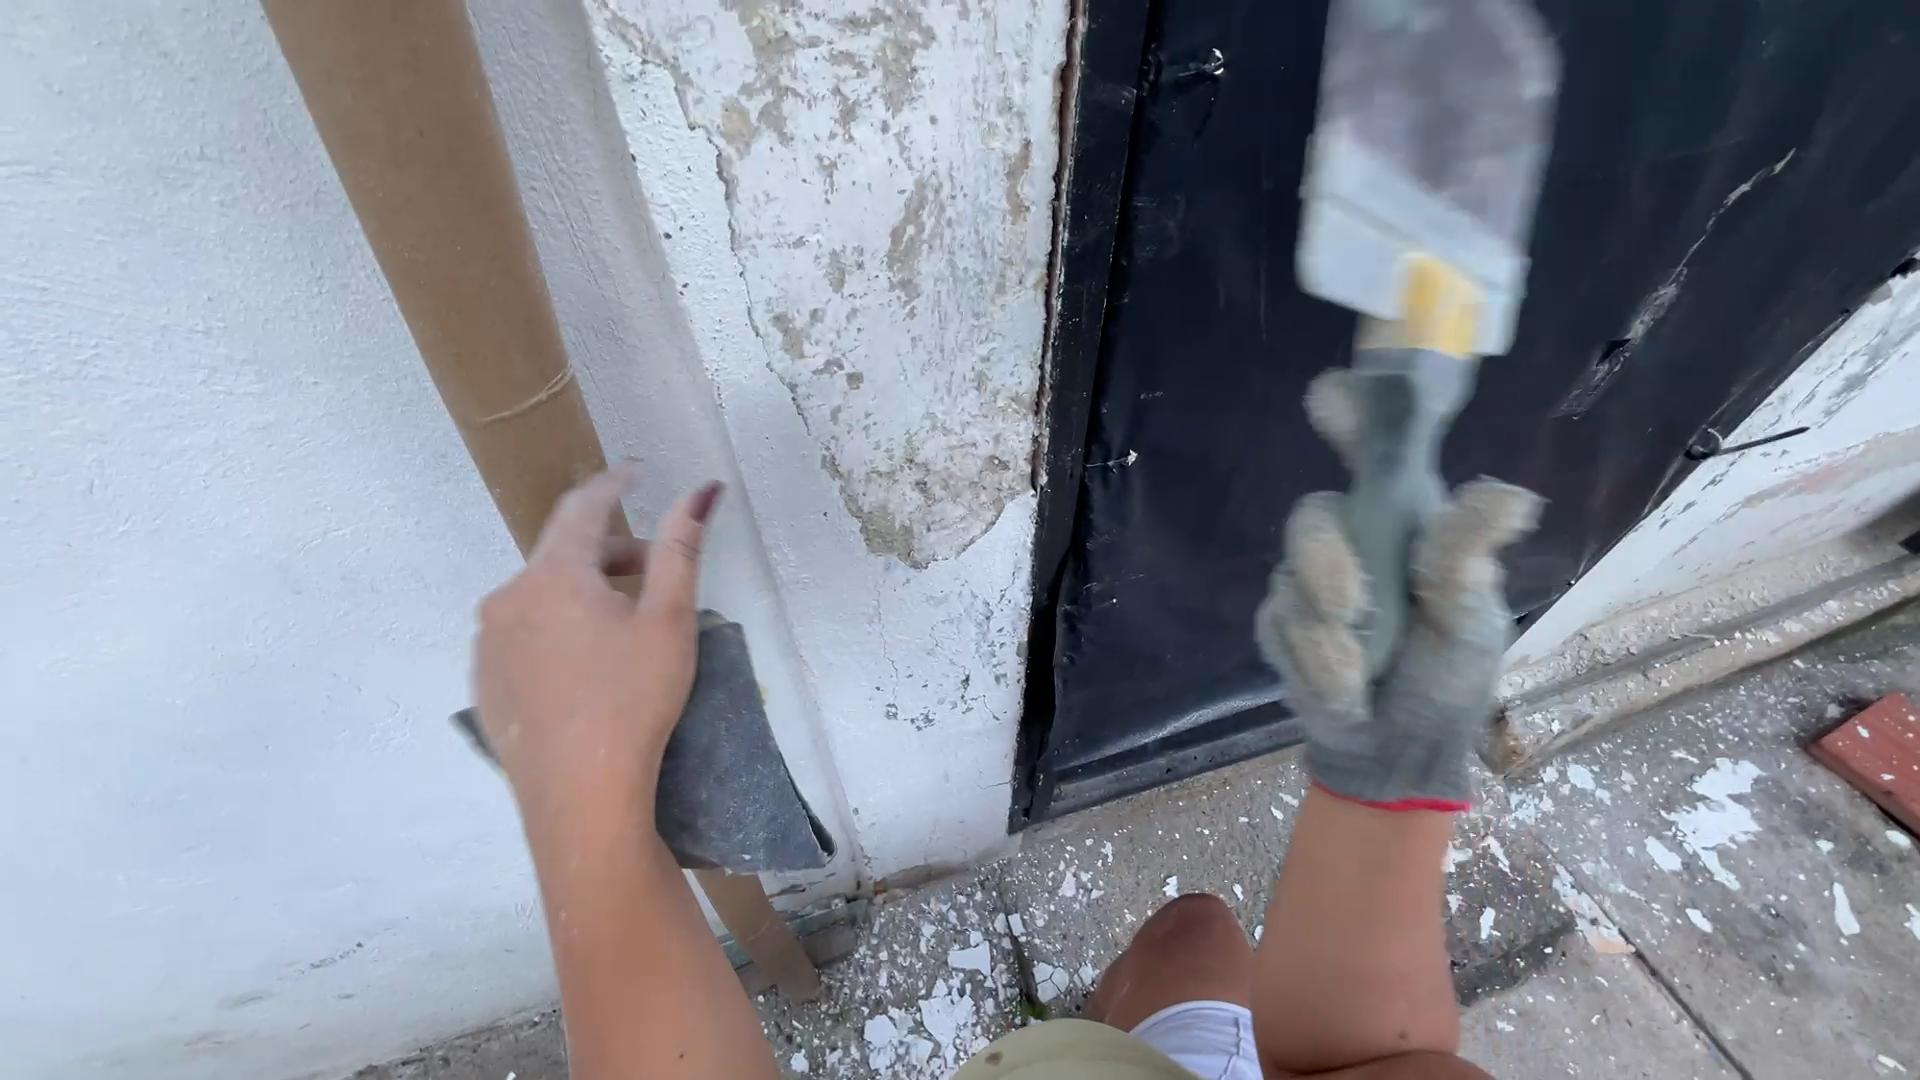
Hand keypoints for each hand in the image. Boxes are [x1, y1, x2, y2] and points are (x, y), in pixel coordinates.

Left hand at [472, 464, 722, 832]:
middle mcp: (506, 599)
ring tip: (629, 619)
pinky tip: (591, 660)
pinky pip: (525, 631)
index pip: (583, 508)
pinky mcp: (486, 682)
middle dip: (613, 550)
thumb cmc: (634, 698)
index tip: (639, 471)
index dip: (614, 483)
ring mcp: (488, 644)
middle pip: (563, 553)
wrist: (580, 796)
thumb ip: (682, 548)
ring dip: (587, 589)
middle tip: (658, 569)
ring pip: (543, 594)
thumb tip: (703, 490)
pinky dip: (561, 624)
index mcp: (551, 576)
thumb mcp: (669, 619)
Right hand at [1254, 370, 1537, 810]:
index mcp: (1402, 524)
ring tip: (1356, 670)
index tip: (1330, 394)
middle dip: (1324, 555)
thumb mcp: (1473, 617)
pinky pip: (1278, 624)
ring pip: (1290, 572)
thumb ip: (1466, 558)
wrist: (1396, 750)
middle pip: (1311, 513)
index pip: (1370, 453)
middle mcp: (1348, 541)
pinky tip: (1341, 689)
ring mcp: (1304, 582)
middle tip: (1351, 605)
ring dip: (1324, 626)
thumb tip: (1507, 495)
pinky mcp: (1277, 622)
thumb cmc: (1447, 676)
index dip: (1349, 416)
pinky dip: (1313, 661)